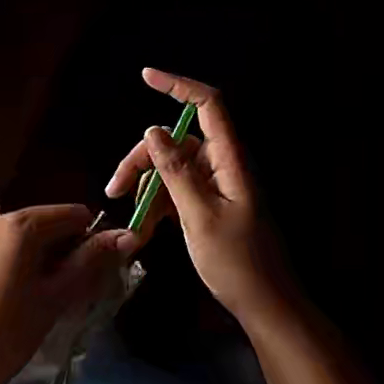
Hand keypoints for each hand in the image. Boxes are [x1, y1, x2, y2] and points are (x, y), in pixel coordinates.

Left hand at [0, 205, 135, 383]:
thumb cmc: (5, 336)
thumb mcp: (54, 300)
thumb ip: (90, 263)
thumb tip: (128, 235)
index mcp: (20, 224)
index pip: (71, 215)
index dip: (89, 239)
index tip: (92, 273)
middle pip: (41, 224)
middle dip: (59, 251)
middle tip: (65, 293)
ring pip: (14, 239)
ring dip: (33, 259)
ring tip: (33, 302)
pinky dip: (6, 266)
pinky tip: (1, 304)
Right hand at [107, 69, 296, 323]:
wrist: (267, 307)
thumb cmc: (238, 263)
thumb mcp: (199, 217)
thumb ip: (176, 171)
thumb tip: (154, 130)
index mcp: (230, 159)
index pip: (208, 104)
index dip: (179, 85)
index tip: (146, 76)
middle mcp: (223, 164)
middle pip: (178, 140)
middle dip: (144, 158)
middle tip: (116, 189)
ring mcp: (217, 184)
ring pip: (173, 166)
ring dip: (147, 185)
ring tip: (128, 215)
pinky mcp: (211, 202)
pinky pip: (178, 189)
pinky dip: (159, 203)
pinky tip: (143, 229)